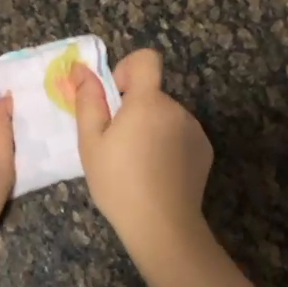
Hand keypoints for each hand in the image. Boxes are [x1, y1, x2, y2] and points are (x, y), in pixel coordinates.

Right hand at [72, 50, 214, 257]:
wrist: (163, 226)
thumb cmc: (119, 183)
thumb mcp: (91, 143)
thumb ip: (88, 101)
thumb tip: (83, 70)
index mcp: (148, 101)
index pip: (145, 60)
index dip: (127, 70)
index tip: (116, 98)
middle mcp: (176, 108)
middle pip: (151, 95)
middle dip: (134, 110)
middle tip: (118, 146)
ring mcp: (194, 129)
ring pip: (165, 117)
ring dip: (151, 129)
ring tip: (138, 166)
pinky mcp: (205, 149)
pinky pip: (180, 135)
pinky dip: (168, 146)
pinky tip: (158, 174)